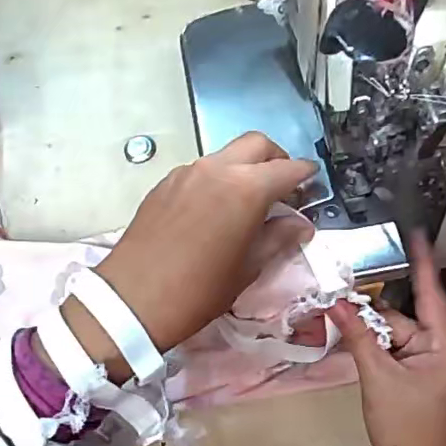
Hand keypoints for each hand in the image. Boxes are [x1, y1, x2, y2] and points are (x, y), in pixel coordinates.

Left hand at [66, 132, 315, 379]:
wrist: (133, 300)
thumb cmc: (199, 291)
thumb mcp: (248, 269)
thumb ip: (278, 239)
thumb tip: (300, 225)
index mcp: (245, 189)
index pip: (287, 169)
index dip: (305, 176)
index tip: (312, 185)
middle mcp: (216, 170)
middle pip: (256, 145)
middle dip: (276, 158)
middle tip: (284, 185)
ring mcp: (186, 174)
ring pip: (225, 155)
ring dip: (244, 168)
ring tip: (250, 201)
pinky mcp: (164, 185)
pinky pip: (200, 171)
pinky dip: (217, 180)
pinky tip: (216, 210)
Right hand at [326, 232, 445, 445]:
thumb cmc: (407, 430)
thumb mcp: (379, 380)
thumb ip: (359, 337)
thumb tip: (338, 304)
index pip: (431, 293)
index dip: (421, 262)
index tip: (415, 233)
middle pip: (407, 317)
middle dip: (376, 309)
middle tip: (342, 292)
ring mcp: (437, 366)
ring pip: (400, 336)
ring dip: (374, 332)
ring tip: (340, 316)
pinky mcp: (427, 379)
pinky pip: (401, 353)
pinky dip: (380, 349)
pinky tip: (356, 342)